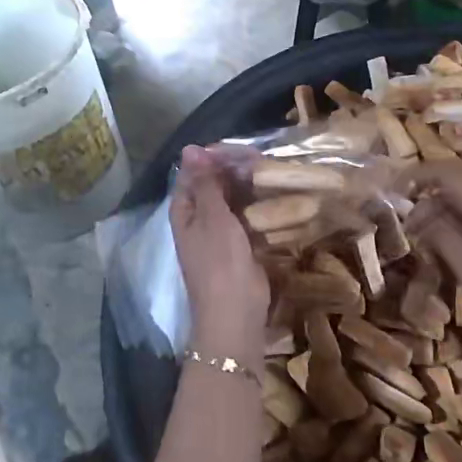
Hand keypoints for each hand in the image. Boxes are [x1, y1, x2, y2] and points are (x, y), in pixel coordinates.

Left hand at [171, 145, 269, 365]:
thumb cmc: (220, 263)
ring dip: (250, 186)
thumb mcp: (212, 217)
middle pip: (215, 183)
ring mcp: (219, 231)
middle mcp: (199, 216)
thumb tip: (190, 148)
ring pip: (233, 198)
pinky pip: (247, 216)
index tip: (247, 151)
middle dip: (237, 170)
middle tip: (266, 162)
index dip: (217, 157)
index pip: (196, 170)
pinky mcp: (239, 244)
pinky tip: (276, 195)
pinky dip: (258, 205)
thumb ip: (205, 183)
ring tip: (274, 173)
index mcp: (185, 208)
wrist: (235, 313)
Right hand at [409, 161, 461, 357]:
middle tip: (405, 199)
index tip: (394, 187)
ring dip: (446, 196)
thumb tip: (414, 213)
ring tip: (420, 220)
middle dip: (432, 181)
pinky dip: (460, 208)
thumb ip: (439, 231)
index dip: (420, 174)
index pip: (453, 173)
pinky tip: (445, 229)